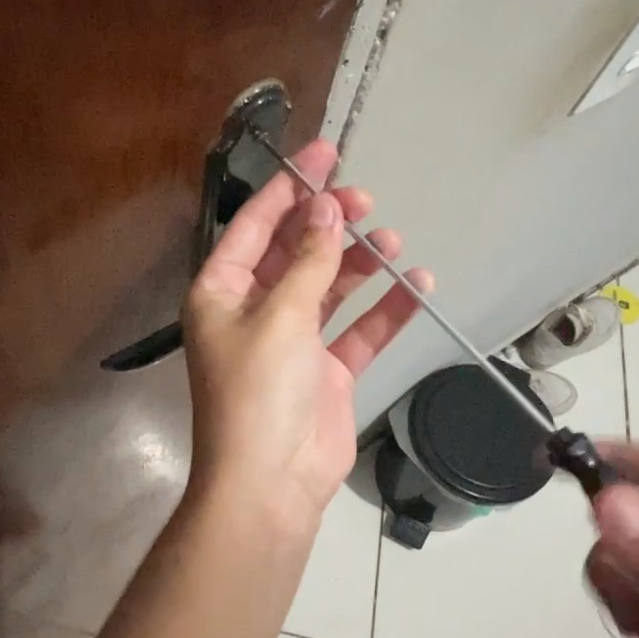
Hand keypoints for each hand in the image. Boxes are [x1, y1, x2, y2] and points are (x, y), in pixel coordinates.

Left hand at [181, 137, 427, 525]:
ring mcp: (292, 340)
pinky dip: (384, 309)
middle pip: (294, 251)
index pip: (254, 226)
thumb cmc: (259, 392)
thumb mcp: (280, 316)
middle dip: (328, 223)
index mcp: (221, 292)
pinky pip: (358, 329)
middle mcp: (253, 310)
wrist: (270, 483)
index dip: (289, 188)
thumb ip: (308, 260)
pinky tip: (416, 285)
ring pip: (328, 286)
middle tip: (365, 198)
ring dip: (359, 262)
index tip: (325, 154)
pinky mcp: (326, 370)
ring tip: (391, 240)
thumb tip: (327, 207)